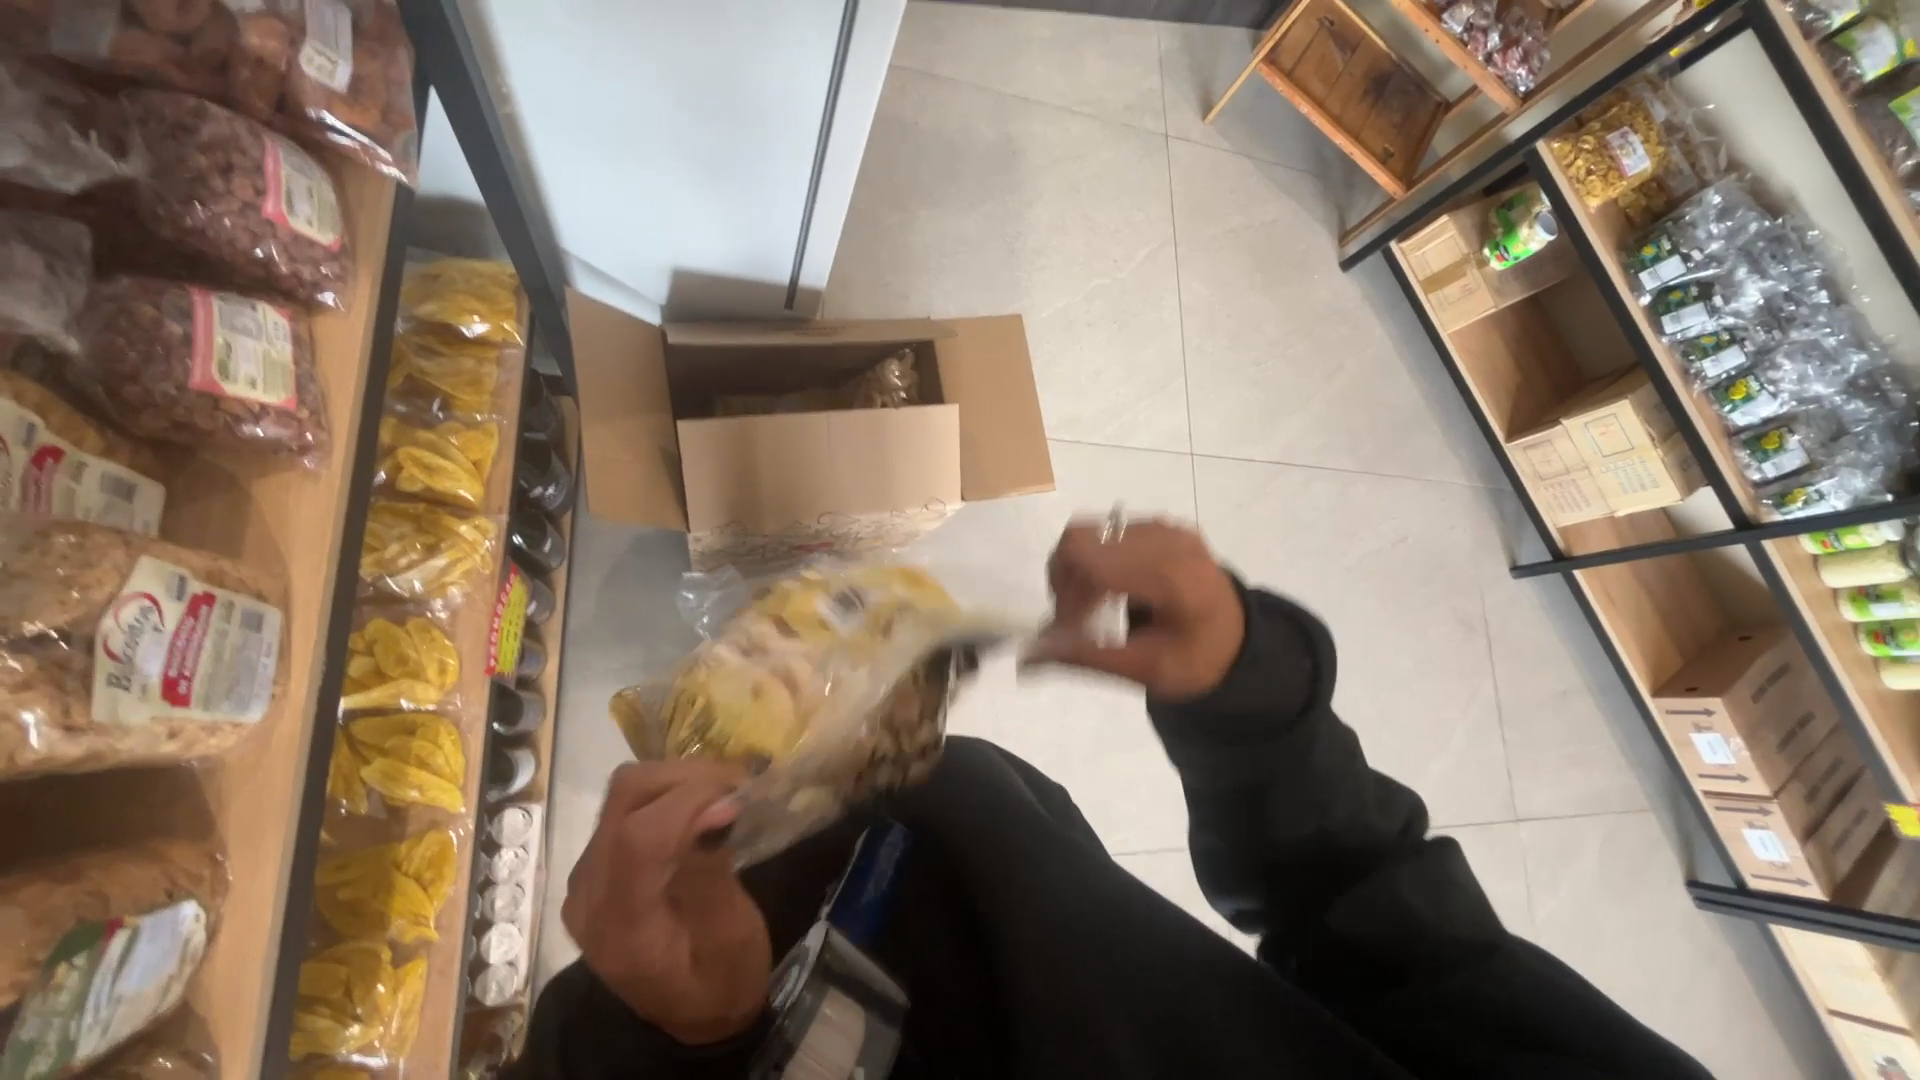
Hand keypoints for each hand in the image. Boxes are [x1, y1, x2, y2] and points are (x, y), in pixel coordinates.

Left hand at [562, 760, 770, 1044]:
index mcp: (623, 926)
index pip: (639, 837)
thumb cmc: (721, 981)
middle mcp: (589, 894)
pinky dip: (668, 793)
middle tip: (738, 785)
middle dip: (687, 777)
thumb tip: (718, 806)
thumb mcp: (732, 939)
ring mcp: (587, 876)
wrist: (691, 1013)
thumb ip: (713, 874)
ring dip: (679, 779)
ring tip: (723, 793)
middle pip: (625, 797)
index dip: (691, 799)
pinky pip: (626, 806)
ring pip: (624, 791)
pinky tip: (700, 808)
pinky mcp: (596, 865)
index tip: (739, 793)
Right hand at [1031, 518, 1244, 701]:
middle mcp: (1167, 539)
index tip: (1067, 630)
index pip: (1087, 555)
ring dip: (1077, 570)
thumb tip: (1026, 655)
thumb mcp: (1143, 670)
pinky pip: (1108, 531)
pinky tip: (1110, 590)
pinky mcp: (1163, 525)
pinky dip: (1096, 560)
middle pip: (1080, 540)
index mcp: (1169, 575)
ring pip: (1089, 533)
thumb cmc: (1194, 660)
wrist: (1239, 640)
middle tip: (1075, 619)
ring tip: (1091, 605)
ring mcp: (1166, 527)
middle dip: (1065, 580)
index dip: (1063, 592)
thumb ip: (1085, 657)